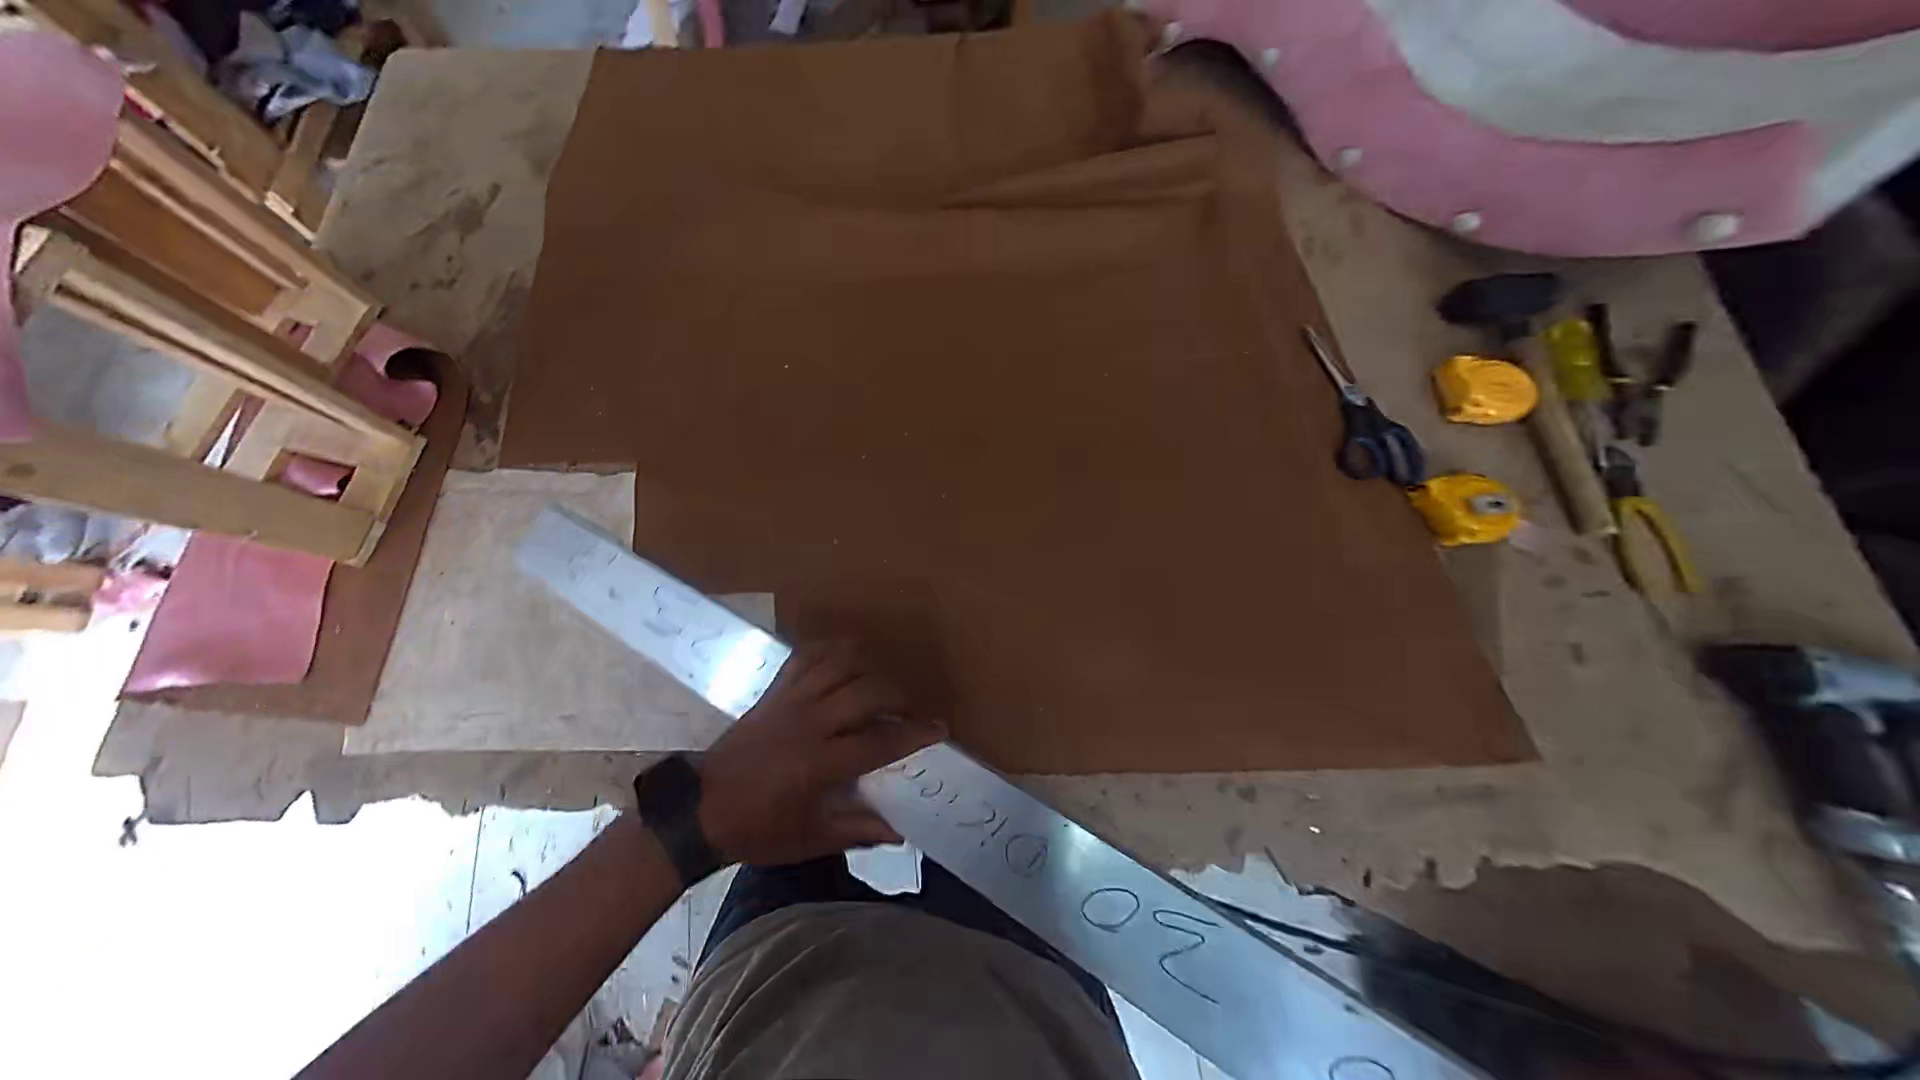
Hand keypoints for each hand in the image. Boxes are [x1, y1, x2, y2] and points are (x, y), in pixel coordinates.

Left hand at [697, 642, 945, 866]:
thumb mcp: (809, 839)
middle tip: (911, 709)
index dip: (914, 733)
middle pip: (867, 691)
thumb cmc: (757, 828)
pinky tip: (848, 659)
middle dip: (899, 695)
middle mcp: (809, 722)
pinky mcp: (774, 690)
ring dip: (870, 666)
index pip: (879, 741)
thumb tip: (899, 830)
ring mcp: (790, 700)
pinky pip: (807, 656)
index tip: (939, 729)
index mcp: (819, 763)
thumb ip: (856, 830)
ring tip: (884, 682)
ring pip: (840, 663)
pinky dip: (832, 650)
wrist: (700, 808)